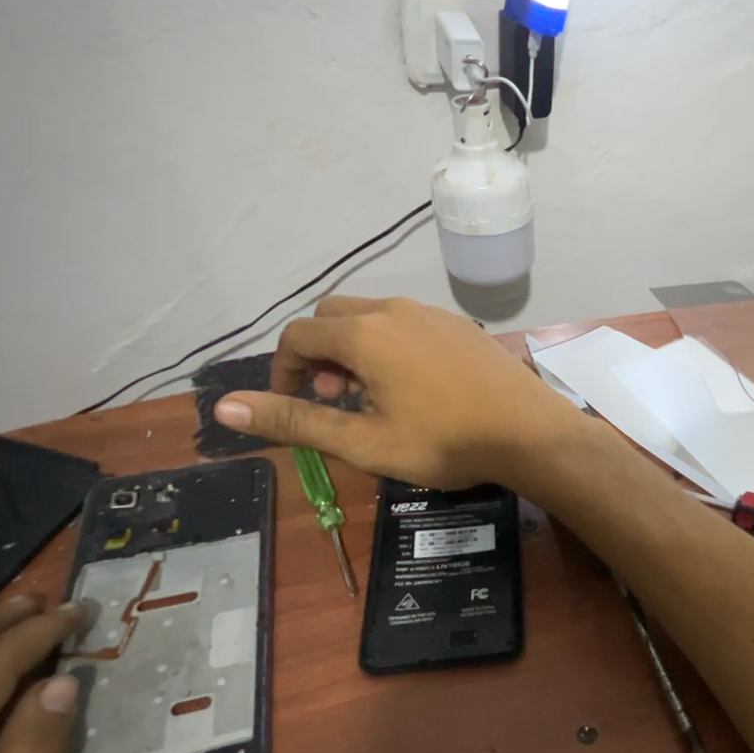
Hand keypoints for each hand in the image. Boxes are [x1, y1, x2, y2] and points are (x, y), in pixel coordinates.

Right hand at [214, 296, 586, 489]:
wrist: (530, 432)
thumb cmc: (444, 442)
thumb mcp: (363, 442)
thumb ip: (295, 422)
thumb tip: (223, 407)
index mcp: (364, 334)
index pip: (298, 336)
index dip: (284, 371)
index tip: (297, 407)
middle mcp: (396, 310)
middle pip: (333, 317)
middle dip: (320, 355)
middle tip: (336, 400)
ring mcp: (435, 314)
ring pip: (374, 317)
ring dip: (356, 350)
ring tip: (375, 398)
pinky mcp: (463, 326)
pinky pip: (410, 324)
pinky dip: (393, 346)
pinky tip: (417, 387)